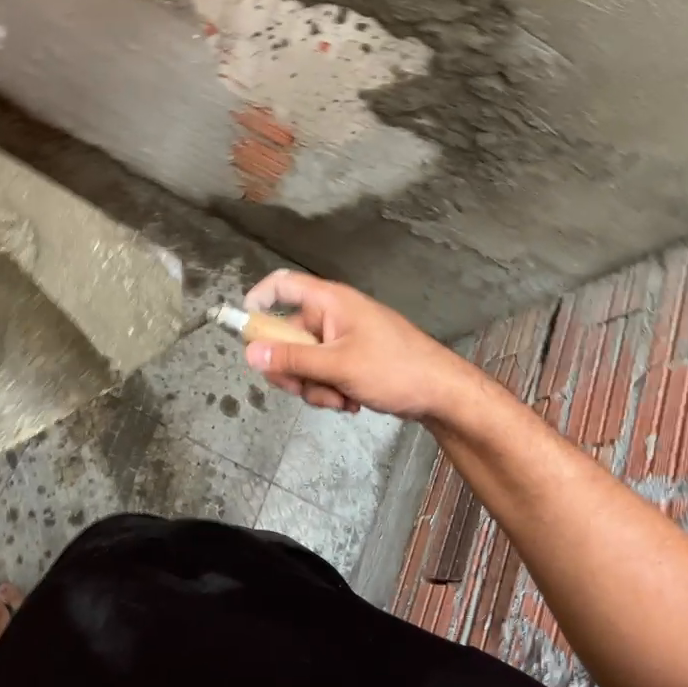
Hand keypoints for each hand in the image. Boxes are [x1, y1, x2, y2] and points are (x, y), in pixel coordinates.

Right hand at [241, 269, 491, 418]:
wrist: (442, 394)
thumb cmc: (394, 369)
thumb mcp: (338, 366)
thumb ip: (292, 359)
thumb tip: (249, 351)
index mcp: (329, 301)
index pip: (281, 284)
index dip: (258, 300)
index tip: (245, 331)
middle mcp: (332, 314)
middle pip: (286, 334)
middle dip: (291, 367)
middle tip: (302, 387)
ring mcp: (342, 338)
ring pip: (303, 361)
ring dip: (313, 385)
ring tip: (339, 398)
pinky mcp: (350, 360)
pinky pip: (322, 373)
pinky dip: (329, 390)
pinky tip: (349, 402)